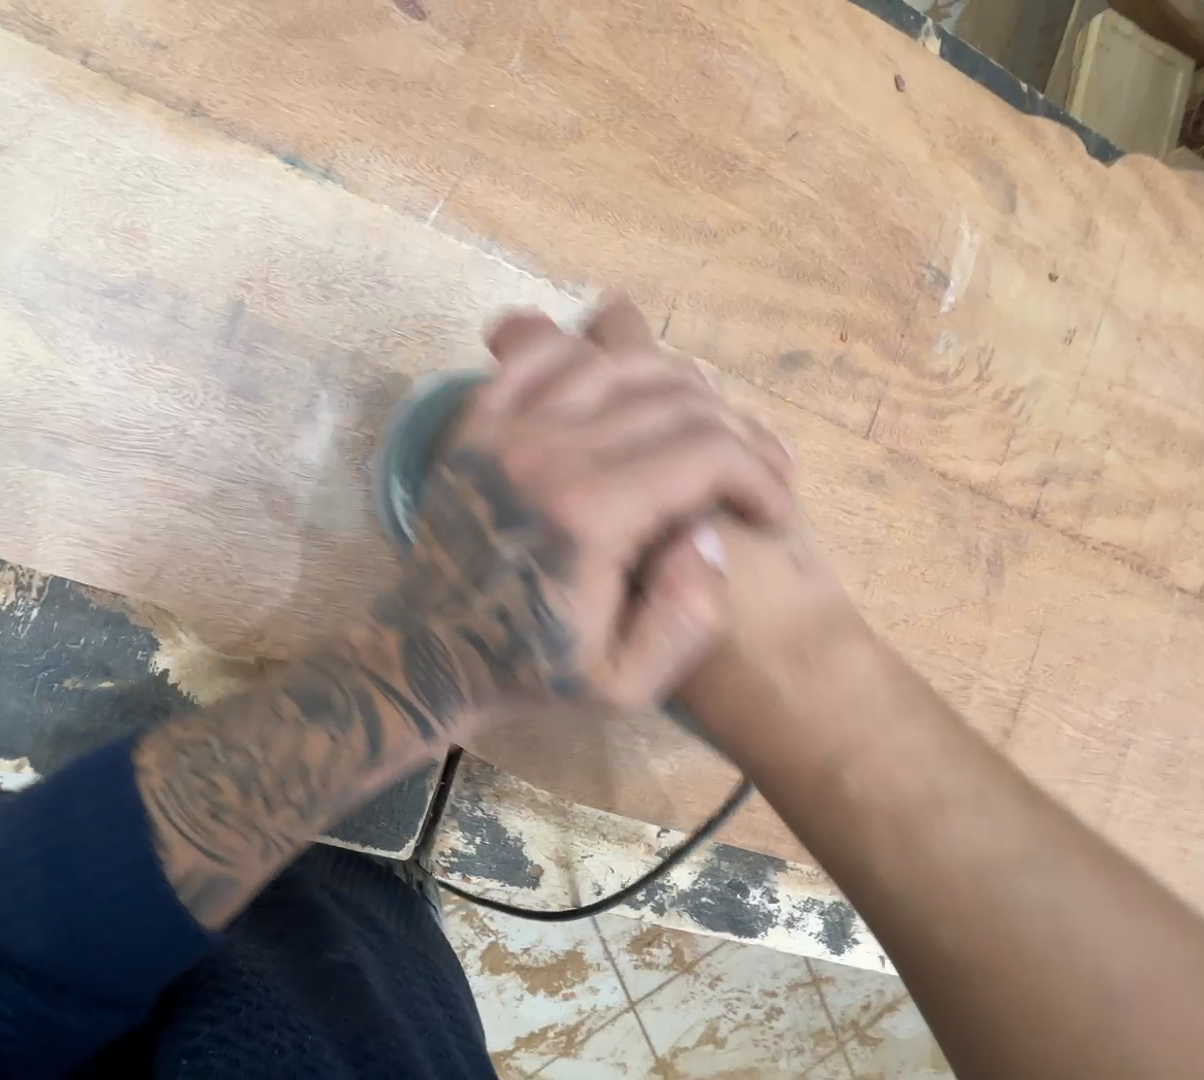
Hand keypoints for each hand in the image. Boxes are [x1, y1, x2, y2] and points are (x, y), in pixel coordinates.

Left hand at [377, 294, 796, 715]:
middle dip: (734, 432)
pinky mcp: (475, 426)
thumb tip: (708, 531)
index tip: (774, 509)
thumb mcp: (626, 685)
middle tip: (755, 470)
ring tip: (701, 428)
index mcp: (585, 517)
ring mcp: (503, 431)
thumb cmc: (528, 671)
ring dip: (674, 388)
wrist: (430, 653)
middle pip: (670, 401)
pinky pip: (539, 358)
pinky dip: (589, 356)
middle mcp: (543, 455)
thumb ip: (688, 617)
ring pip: (613, 365)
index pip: (705, 453)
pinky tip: (619, 385)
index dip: (760, 475)